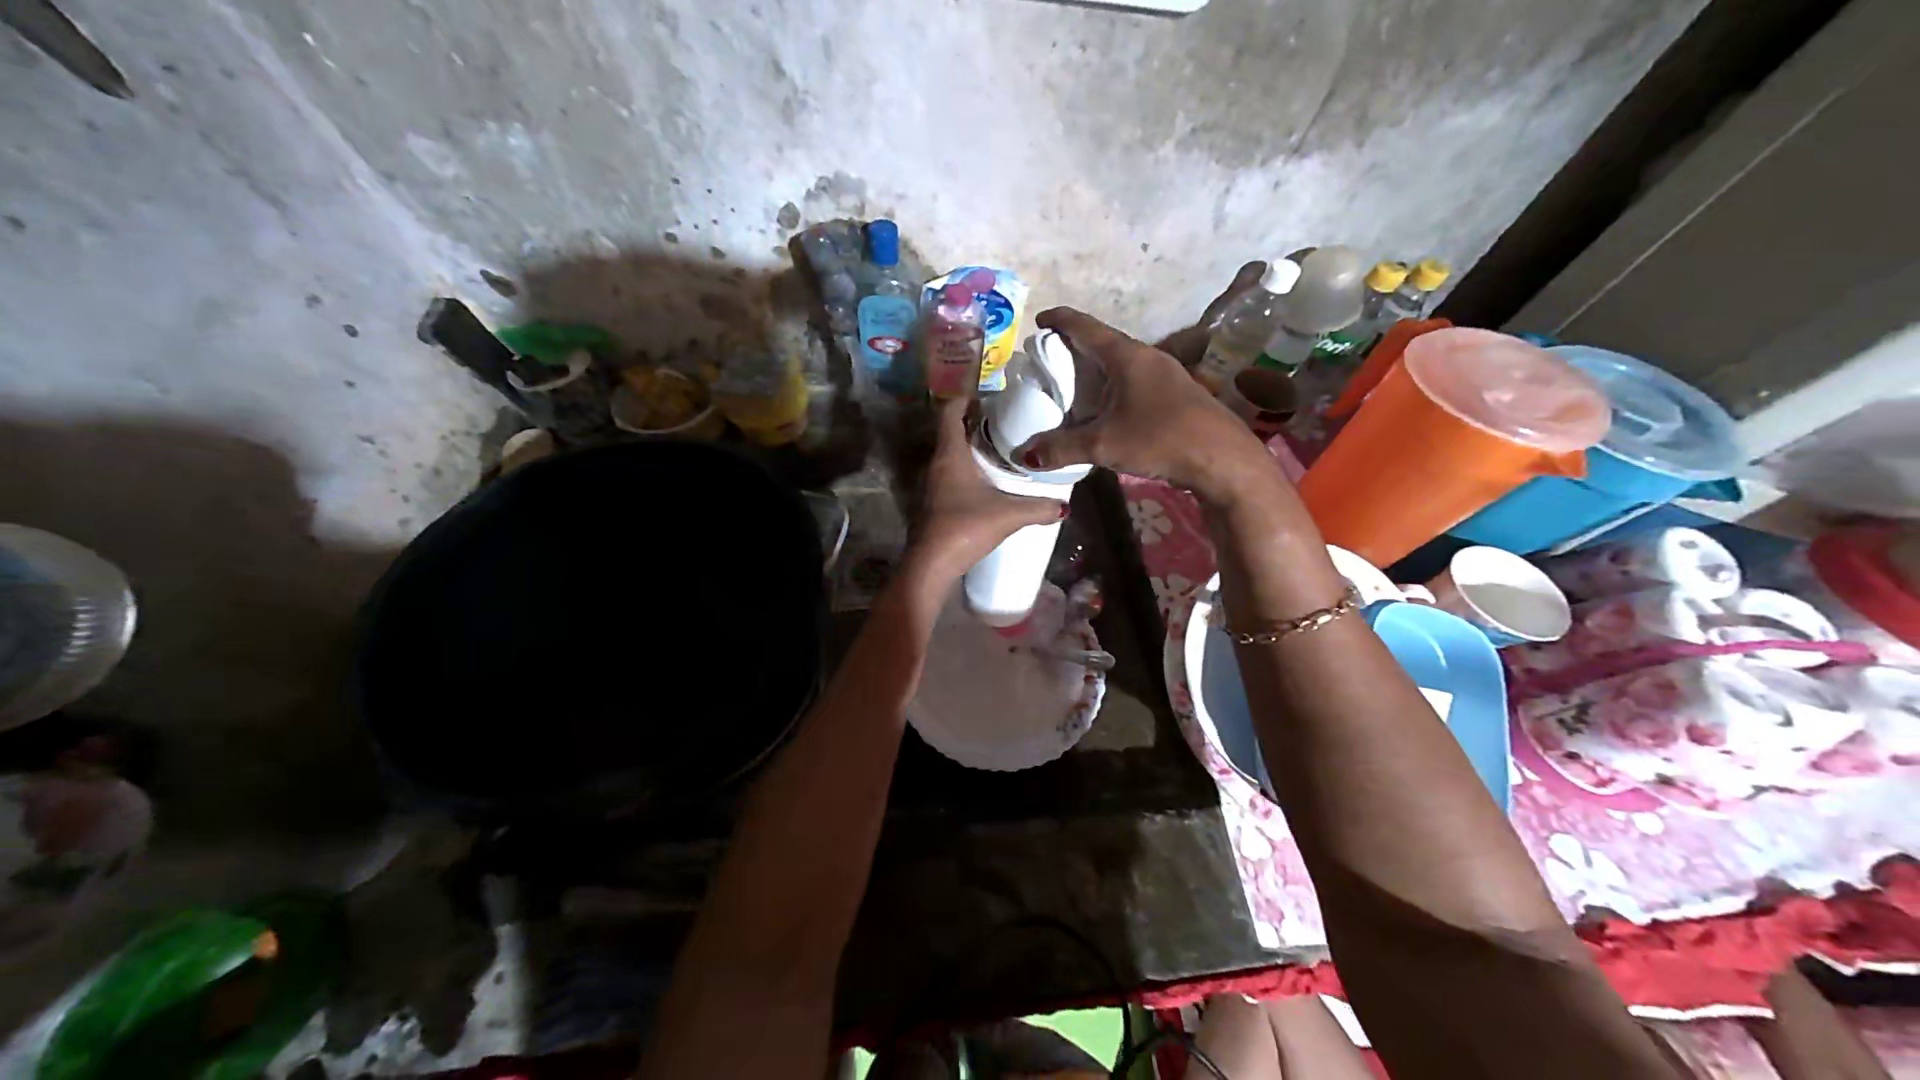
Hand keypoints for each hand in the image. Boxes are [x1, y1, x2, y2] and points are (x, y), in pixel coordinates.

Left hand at [908, 398, 1062, 585]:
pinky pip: (951, 476)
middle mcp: (937, 465)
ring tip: (1002, 446)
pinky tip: (989, 481)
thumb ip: (1038, 507)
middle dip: (975, 422)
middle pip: (952, 432)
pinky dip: (968, 470)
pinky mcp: (935, 505)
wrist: (931, 566)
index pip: (950, 412)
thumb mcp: (1008, 515)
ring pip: (951, 456)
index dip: (965, 397)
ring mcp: (932, 486)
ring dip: (971, 448)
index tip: (987, 391)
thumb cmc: (964, 528)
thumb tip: (1065, 506)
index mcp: (949, 455)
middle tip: (1006, 418)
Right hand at [1012, 307, 1276, 505]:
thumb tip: (1024, 455)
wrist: (1222, 459)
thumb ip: (1061, 448)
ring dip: (1098, 370)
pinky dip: (1115, 386)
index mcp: (1127, 356)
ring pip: (1123, 363)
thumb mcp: (1103, 445)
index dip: (1060, 320)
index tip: (1041, 320)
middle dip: (1076, 348)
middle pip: (1105, 343)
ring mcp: (1167, 374)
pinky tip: (1109, 409)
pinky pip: (1136, 380)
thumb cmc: (1160, 439)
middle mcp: (1148, 357)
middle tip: (1051, 361)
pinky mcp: (1178, 394)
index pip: (1086, 326)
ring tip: (1075, 387)